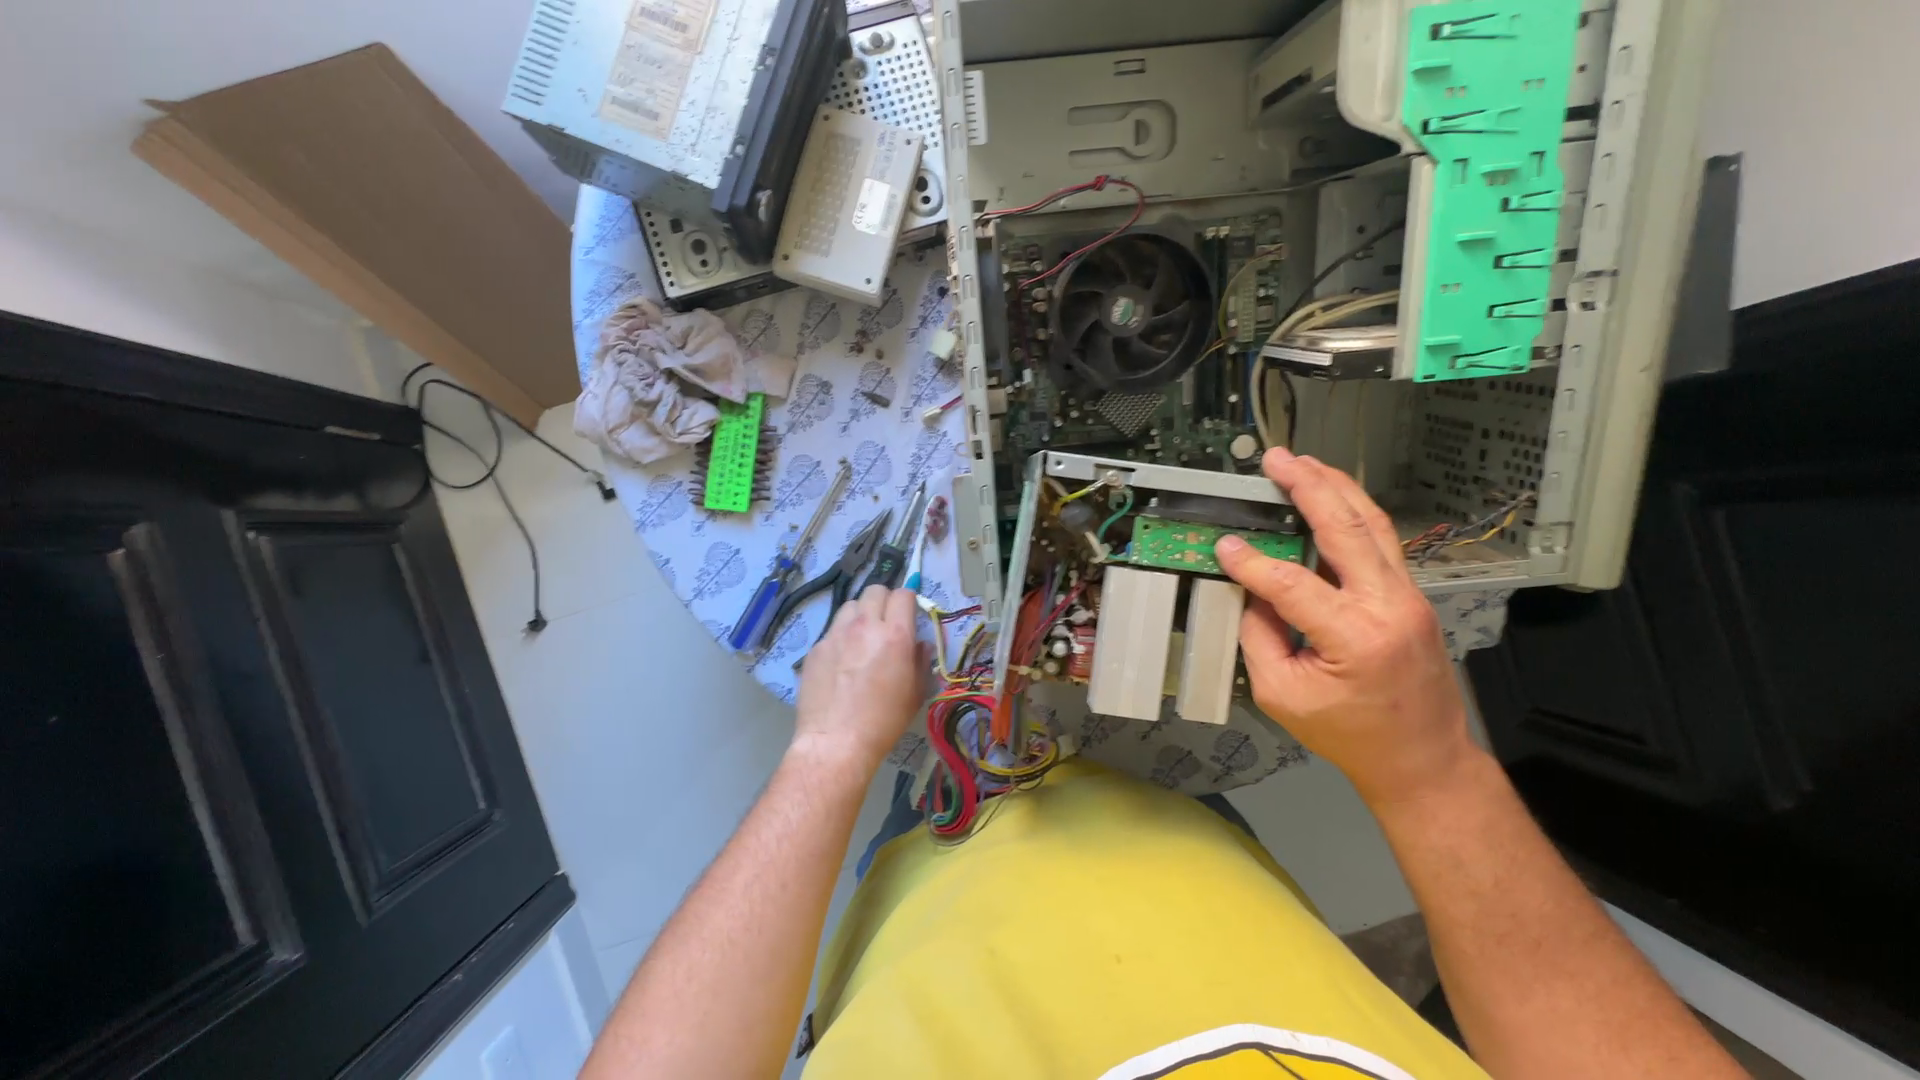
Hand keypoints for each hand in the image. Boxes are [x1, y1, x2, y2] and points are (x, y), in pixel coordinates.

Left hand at [791, 585, 924, 772]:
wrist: (836, 741)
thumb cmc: (884, 721)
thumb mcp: (915, 694)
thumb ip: (921, 661)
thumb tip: (920, 645)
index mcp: (895, 635)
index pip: (903, 594)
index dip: (909, 600)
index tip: (909, 614)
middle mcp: (865, 626)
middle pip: (874, 590)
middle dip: (884, 600)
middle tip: (886, 622)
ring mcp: (835, 634)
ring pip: (850, 606)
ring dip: (860, 615)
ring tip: (862, 638)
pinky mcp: (815, 648)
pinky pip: (832, 631)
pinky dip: (841, 638)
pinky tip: (841, 663)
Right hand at [1215, 448, 1482, 807]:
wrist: (1422, 757)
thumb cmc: (1350, 735)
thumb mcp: (1284, 695)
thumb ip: (1262, 637)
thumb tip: (1253, 591)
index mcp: (1354, 636)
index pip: (1292, 583)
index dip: (1252, 563)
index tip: (1223, 546)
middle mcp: (1388, 605)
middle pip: (1346, 528)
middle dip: (1308, 487)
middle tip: (1277, 459)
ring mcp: (1408, 596)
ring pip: (1372, 524)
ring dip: (1337, 488)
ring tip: (1305, 463)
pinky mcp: (1411, 596)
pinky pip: (1381, 541)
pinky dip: (1354, 511)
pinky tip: (1332, 496)